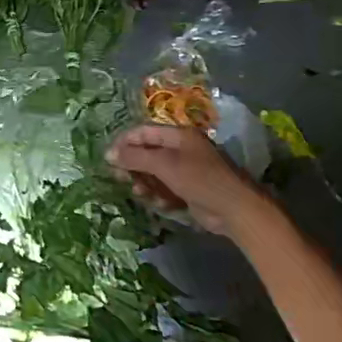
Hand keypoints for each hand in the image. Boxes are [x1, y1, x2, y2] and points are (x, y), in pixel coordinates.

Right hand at [105, 124, 268, 234]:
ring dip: (145, 184)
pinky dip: (160, 196)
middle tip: (121, 178)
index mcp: (178, 136)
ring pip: (153, 174)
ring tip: (143, 193)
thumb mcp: (163, 164)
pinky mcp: (188, 190)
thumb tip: (107, 153)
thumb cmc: (199, 179)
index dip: (124, 143)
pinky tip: (163, 204)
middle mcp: (181, 150)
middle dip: (133, 167)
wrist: (234, 209)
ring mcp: (185, 171)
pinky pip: (164, 189)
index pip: (143, 132)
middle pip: (146, 154)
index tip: (108, 158)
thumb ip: (134, 157)